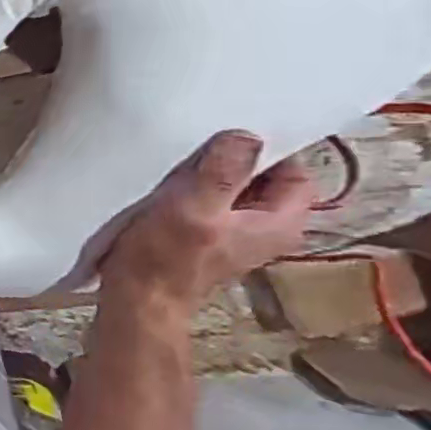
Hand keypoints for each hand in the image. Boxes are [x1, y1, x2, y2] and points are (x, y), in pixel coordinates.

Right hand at [93, 130, 313, 320]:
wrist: (135, 297)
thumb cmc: (166, 255)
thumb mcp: (194, 206)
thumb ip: (224, 170)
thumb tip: (248, 135)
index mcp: (280, 223)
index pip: (295, 172)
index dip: (269, 150)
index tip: (231, 132)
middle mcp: (265, 228)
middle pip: (262, 177)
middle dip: (234, 157)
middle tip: (201, 141)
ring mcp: (233, 232)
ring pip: (232, 186)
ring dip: (209, 171)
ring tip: (181, 158)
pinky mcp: (204, 234)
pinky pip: (209, 198)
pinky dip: (193, 185)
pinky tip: (168, 179)